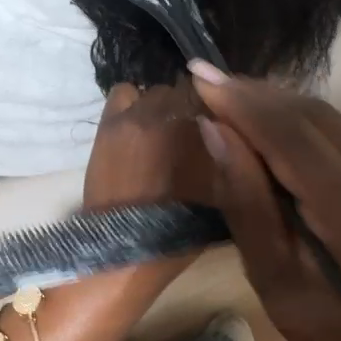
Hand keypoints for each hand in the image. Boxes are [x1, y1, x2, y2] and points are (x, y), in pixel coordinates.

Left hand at [75, 83, 213, 291]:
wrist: (127, 248)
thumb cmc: (181, 228)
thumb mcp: (223, 191)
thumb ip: (230, 154)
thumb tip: (229, 128)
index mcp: (206, 132)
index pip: (215, 98)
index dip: (216, 109)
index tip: (216, 124)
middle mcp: (174, 115)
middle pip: (186, 92)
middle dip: (189, 108)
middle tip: (188, 132)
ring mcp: (138, 116)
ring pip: (156, 92)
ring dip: (162, 106)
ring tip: (161, 129)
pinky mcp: (111, 123)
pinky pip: (124, 93)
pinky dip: (132, 102)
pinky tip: (136, 123)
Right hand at [190, 66, 340, 340]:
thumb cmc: (339, 338)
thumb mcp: (278, 287)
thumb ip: (248, 206)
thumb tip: (214, 130)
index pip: (298, 142)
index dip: (245, 105)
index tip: (198, 76)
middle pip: (317, 119)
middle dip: (256, 96)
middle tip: (206, 83)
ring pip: (334, 121)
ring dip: (278, 107)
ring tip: (231, 101)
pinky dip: (306, 127)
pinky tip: (274, 130)